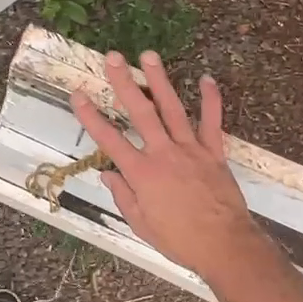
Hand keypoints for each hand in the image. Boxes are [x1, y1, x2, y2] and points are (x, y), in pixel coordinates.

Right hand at [69, 50, 269, 280]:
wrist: (224, 245)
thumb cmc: (179, 241)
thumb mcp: (142, 224)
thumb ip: (124, 196)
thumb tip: (108, 174)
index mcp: (142, 174)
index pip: (110, 140)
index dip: (91, 116)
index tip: (78, 95)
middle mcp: (164, 154)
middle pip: (140, 112)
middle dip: (124, 83)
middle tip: (113, 57)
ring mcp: (190, 150)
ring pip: (172, 108)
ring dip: (160, 81)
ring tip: (149, 56)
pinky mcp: (213, 153)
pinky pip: (212, 122)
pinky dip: (211, 100)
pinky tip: (206, 79)